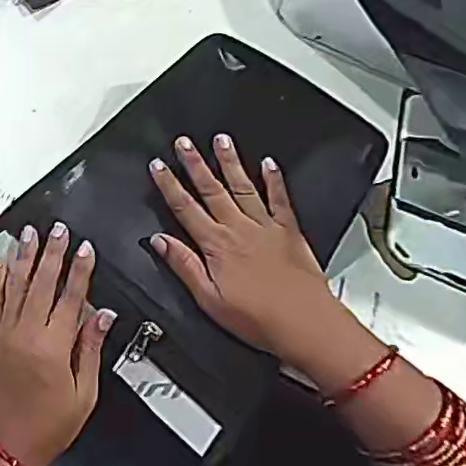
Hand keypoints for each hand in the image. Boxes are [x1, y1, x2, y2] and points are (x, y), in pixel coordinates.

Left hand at [0, 223, 114, 465]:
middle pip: (41, 282)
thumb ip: (91, 349)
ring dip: (23, 256)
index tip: (85, 249)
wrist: (5, 445)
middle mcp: (26, 334)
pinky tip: (2, 261)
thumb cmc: (46, 425)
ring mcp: (4, 332)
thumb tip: (101, 316)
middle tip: (58, 230)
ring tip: (29, 234)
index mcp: (53, 347)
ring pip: (14, 284)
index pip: (70, 297)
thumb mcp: (83, 393)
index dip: (80, 270)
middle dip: (52, 252)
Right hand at [148, 134, 370, 377]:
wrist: (307, 325)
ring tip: (221, 140)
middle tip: (184, 142)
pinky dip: (274, 180)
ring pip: (243, 187)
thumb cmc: (259, 319)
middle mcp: (239, 230)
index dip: (169, 185)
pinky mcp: (289, 233)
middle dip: (194, 163)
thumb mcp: (209, 299)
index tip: (158, 166)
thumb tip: (160, 242)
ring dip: (230, 162)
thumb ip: (183, 265)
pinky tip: (268, 164)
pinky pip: (280, 200)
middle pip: (211, 189)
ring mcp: (266, 228)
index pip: (185, 208)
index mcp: (216, 246)